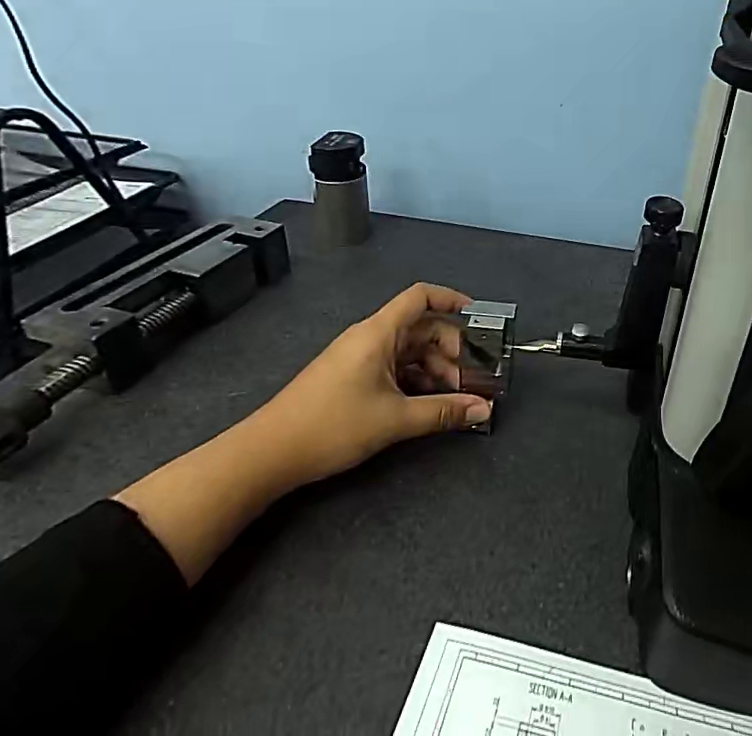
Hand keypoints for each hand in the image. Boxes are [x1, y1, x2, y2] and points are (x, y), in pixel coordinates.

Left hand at [117, 283, 493, 583]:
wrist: (267, 455)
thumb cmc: (332, 425)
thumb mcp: (395, 419)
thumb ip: (444, 412)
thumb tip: (484, 410)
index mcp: (378, 333)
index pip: (421, 297)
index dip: (452, 299)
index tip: (479, 319)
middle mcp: (370, 338)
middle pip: (422, 328)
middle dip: (451, 350)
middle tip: (473, 378)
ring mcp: (359, 358)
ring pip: (410, 351)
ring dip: (436, 369)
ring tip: (455, 397)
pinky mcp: (352, 378)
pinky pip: (395, 368)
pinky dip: (417, 380)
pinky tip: (429, 403)